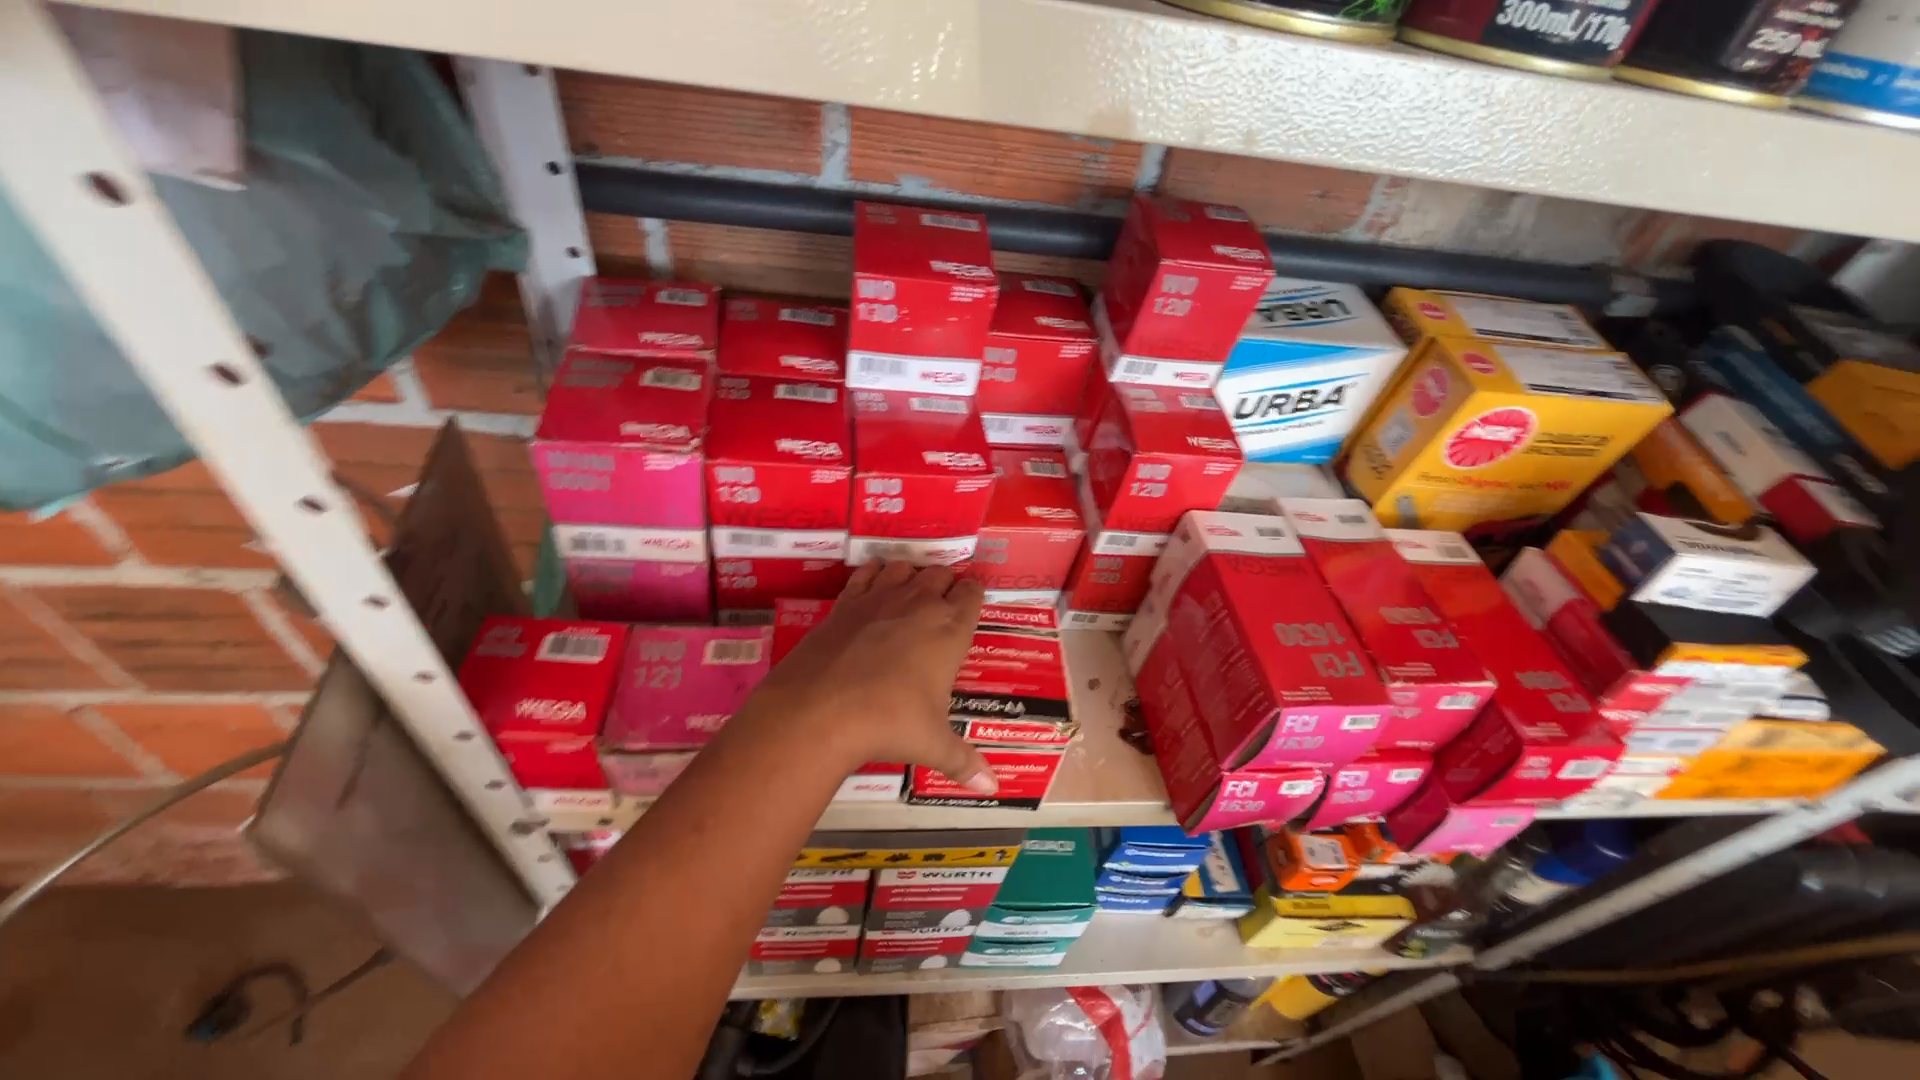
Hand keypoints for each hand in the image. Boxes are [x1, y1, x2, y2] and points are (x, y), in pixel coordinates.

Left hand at [750, 561, 996, 793]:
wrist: (820, 710)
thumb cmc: (889, 723)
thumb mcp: (932, 744)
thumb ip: (963, 761)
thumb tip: (991, 789)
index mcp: (950, 630)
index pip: (972, 594)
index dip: (973, 596)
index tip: (970, 605)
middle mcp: (919, 604)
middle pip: (940, 574)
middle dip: (945, 584)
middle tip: (942, 606)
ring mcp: (879, 598)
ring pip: (904, 567)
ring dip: (911, 575)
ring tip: (910, 594)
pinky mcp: (845, 602)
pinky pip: (866, 573)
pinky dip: (874, 573)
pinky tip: (873, 584)